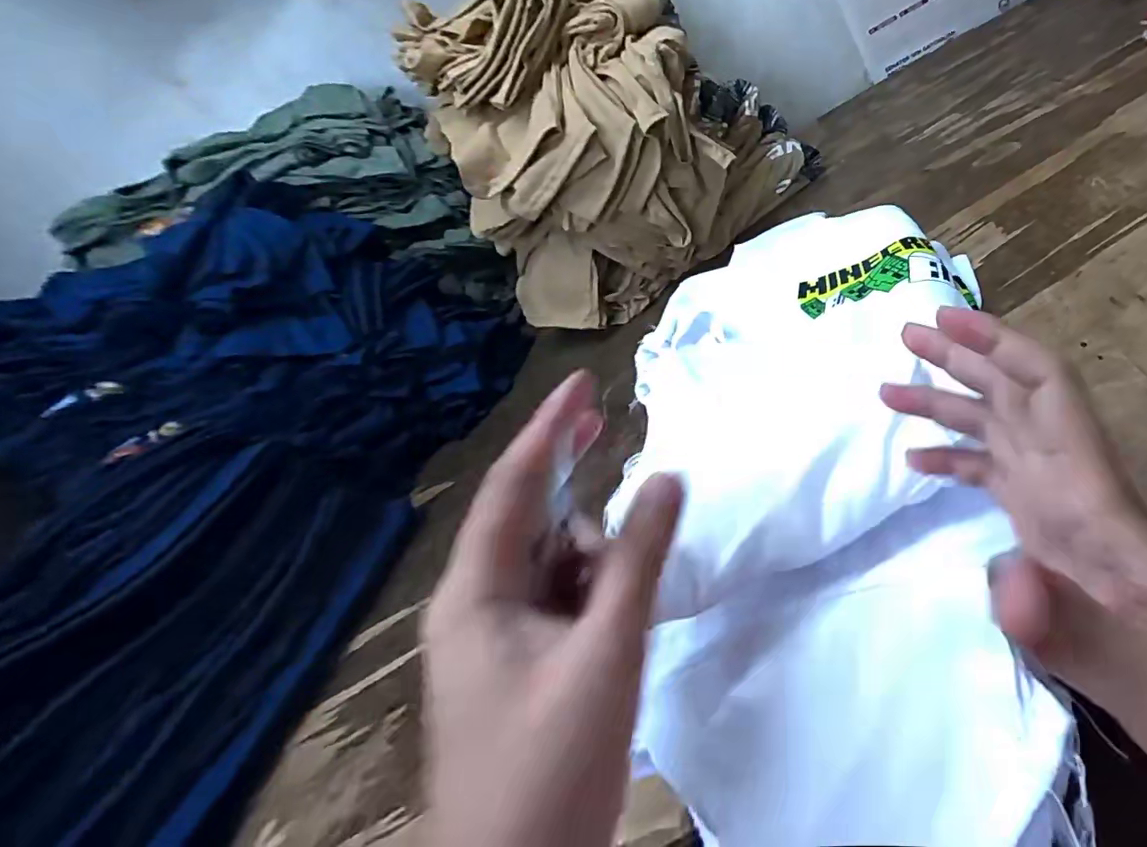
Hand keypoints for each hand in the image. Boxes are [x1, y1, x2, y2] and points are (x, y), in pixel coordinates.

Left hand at [421, 370, 683, 846]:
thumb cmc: (553, 766)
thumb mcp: (609, 651)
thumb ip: (639, 559)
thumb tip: (669, 476)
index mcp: (476, 594)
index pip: (514, 486)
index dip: (550, 428)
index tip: (584, 380)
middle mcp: (477, 603)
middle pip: (527, 515)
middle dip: (566, 468)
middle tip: (605, 419)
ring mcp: (497, 635)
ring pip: (551, 559)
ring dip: (593, 552)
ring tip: (623, 600)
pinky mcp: (520, 660)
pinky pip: (560, 595)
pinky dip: (593, 585)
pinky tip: (619, 615)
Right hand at [881, 310, 1146, 846]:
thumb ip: (1073, 630)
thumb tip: (1001, 581)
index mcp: (1095, 493)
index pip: (1049, 391)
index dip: (1000, 345)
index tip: (948, 320)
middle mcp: (1073, 484)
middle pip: (1014, 398)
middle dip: (961, 359)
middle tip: (907, 335)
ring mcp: (1060, 511)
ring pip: (999, 433)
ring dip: (948, 406)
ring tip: (889, 392)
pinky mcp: (1050, 538)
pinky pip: (995, 480)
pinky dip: (957, 462)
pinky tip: (919, 460)